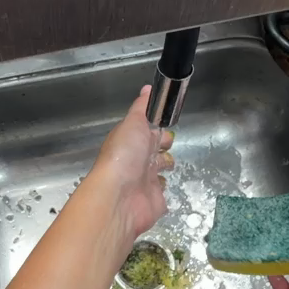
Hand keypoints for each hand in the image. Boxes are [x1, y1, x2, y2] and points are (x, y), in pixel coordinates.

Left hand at [85, 86, 174, 241]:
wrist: (119, 197)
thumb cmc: (124, 156)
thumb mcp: (133, 123)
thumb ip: (142, 107)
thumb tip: (147, 88)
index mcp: (132, 141)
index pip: (147, 130)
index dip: (158, 125)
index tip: (168, 119)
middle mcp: (138, 160)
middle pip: (155, 148)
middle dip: (164, 143)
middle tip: (168, 142)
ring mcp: (146, 181)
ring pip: (159, 169)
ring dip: (165, 165)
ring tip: (169, 163)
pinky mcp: (155, 200)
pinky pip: (163, 193)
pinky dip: (165, 189)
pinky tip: (166, 185)